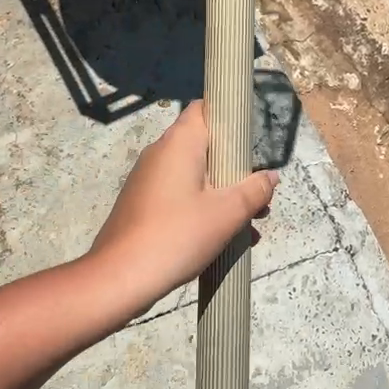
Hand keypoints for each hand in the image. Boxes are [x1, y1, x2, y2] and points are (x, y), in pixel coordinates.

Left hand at [81, 100, 278, 320]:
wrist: (116, 281)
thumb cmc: (176, 235)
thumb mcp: (227, 214)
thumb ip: (254, 191)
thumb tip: (271, 177)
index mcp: (180, 142)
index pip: (205, 107)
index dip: (230, 117)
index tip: (252, 139)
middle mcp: (161, 152)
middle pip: (205, 146)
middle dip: (235, 168)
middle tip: (258, 194)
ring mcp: (148, 180)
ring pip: (195, 175)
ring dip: (222, 193)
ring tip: (250, 224)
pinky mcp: (141, 205)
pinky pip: (180, 195)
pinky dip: (202, 207)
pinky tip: (222, 239)